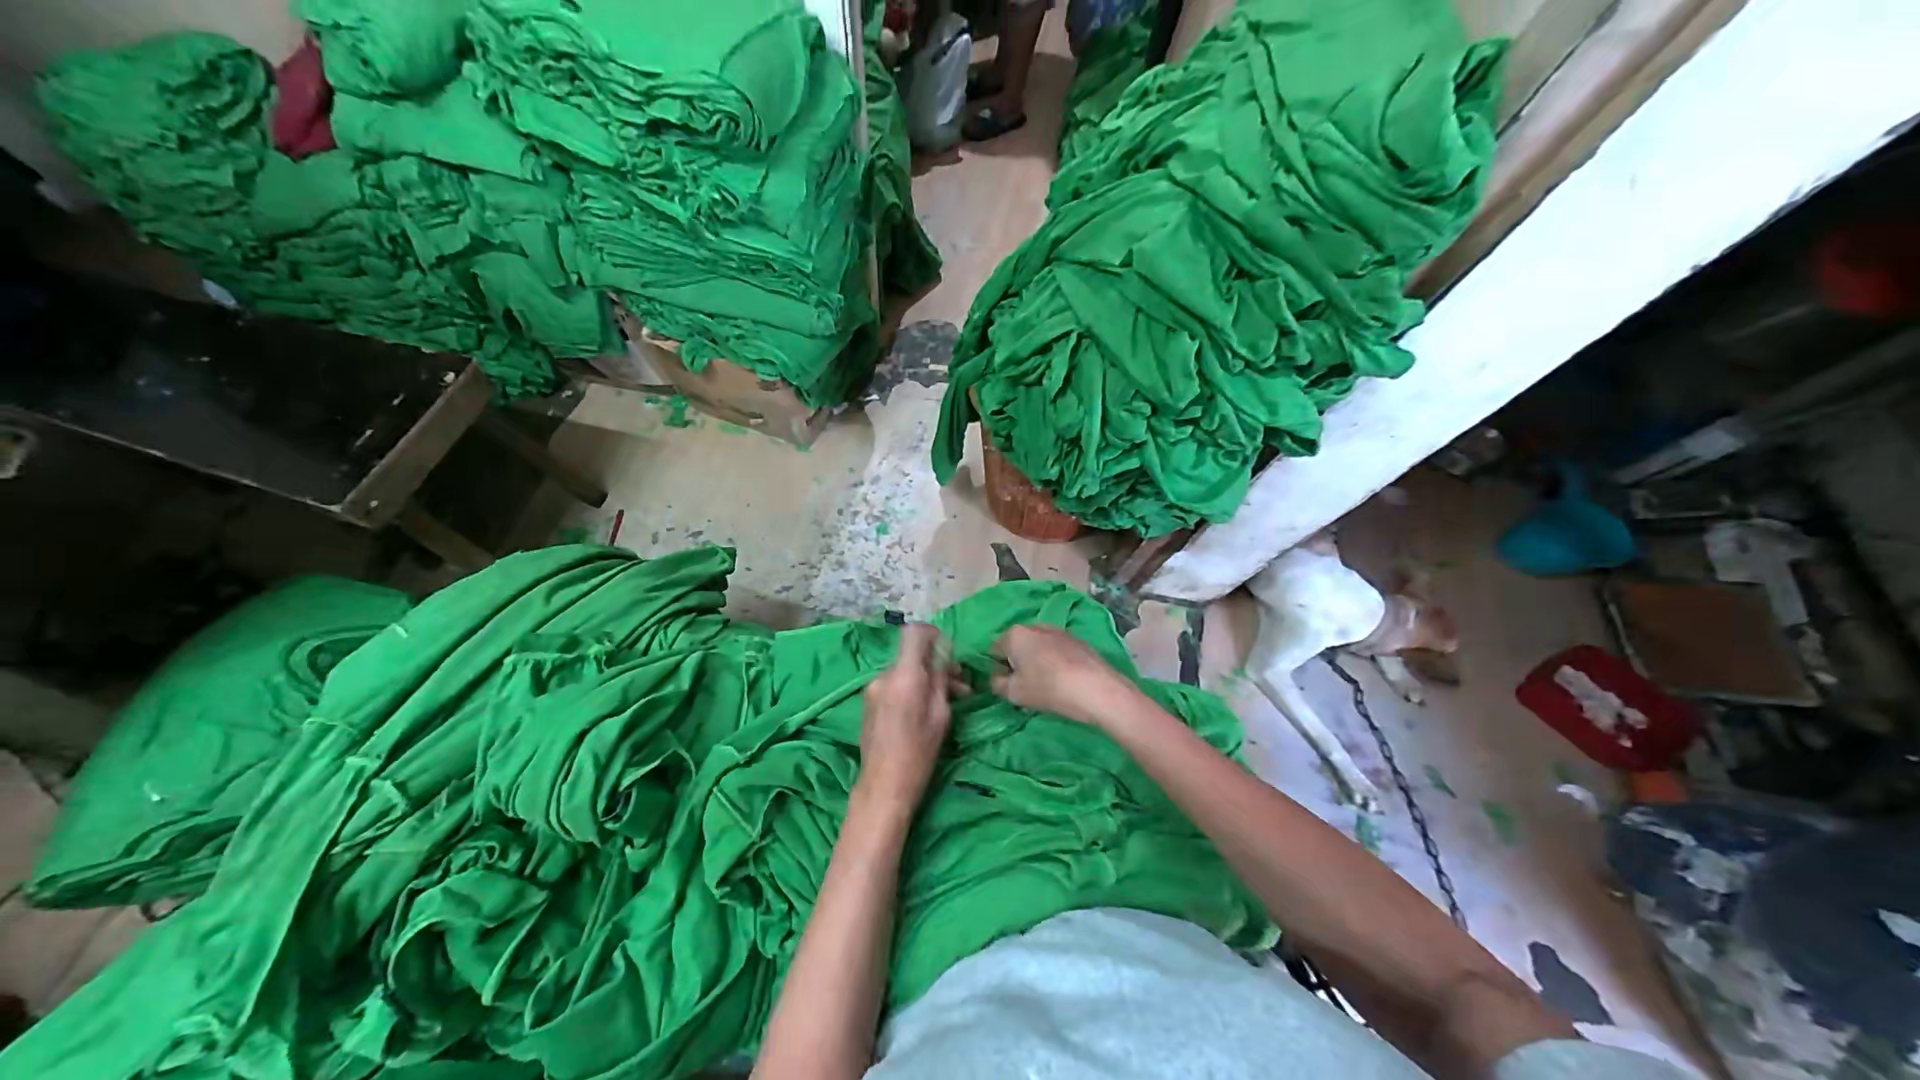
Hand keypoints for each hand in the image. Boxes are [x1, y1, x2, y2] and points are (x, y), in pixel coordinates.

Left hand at [856, 624, 957, 811]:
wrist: (883, 786)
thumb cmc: (919, 754)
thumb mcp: (940, 714)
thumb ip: (939, 679)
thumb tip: (943, 654)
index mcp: (903, 676)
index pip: (913, 633)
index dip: (933, 635)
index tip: (950, 651)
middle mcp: (883, 676)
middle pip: (911, 654)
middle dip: (936, 664)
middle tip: (960, 684)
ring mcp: (872, 688)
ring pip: (904, 670)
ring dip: (925, 679)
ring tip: (947, 700)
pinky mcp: (869, 701)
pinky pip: (894, 684)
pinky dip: (911, 689)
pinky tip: (924, 709)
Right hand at [990, 624, 1139, 726]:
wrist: (1098, 690)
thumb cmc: (1049, 689)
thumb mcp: (1014, 693)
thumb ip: (997, 683)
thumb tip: (997, 677)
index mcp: (1015, 634)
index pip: (994, 650)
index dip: (996, 669)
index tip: (1005, 686)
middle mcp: (1035, 626)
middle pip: (1017, 645)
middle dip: (1017, 663)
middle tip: (1024, 687)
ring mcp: (1059, 631)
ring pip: (1038, 647)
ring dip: (1036, 662)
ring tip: (1045, 685)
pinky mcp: (1078, 641)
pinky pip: (1056, 651)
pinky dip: (1054, 662)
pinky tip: (1063, 681)